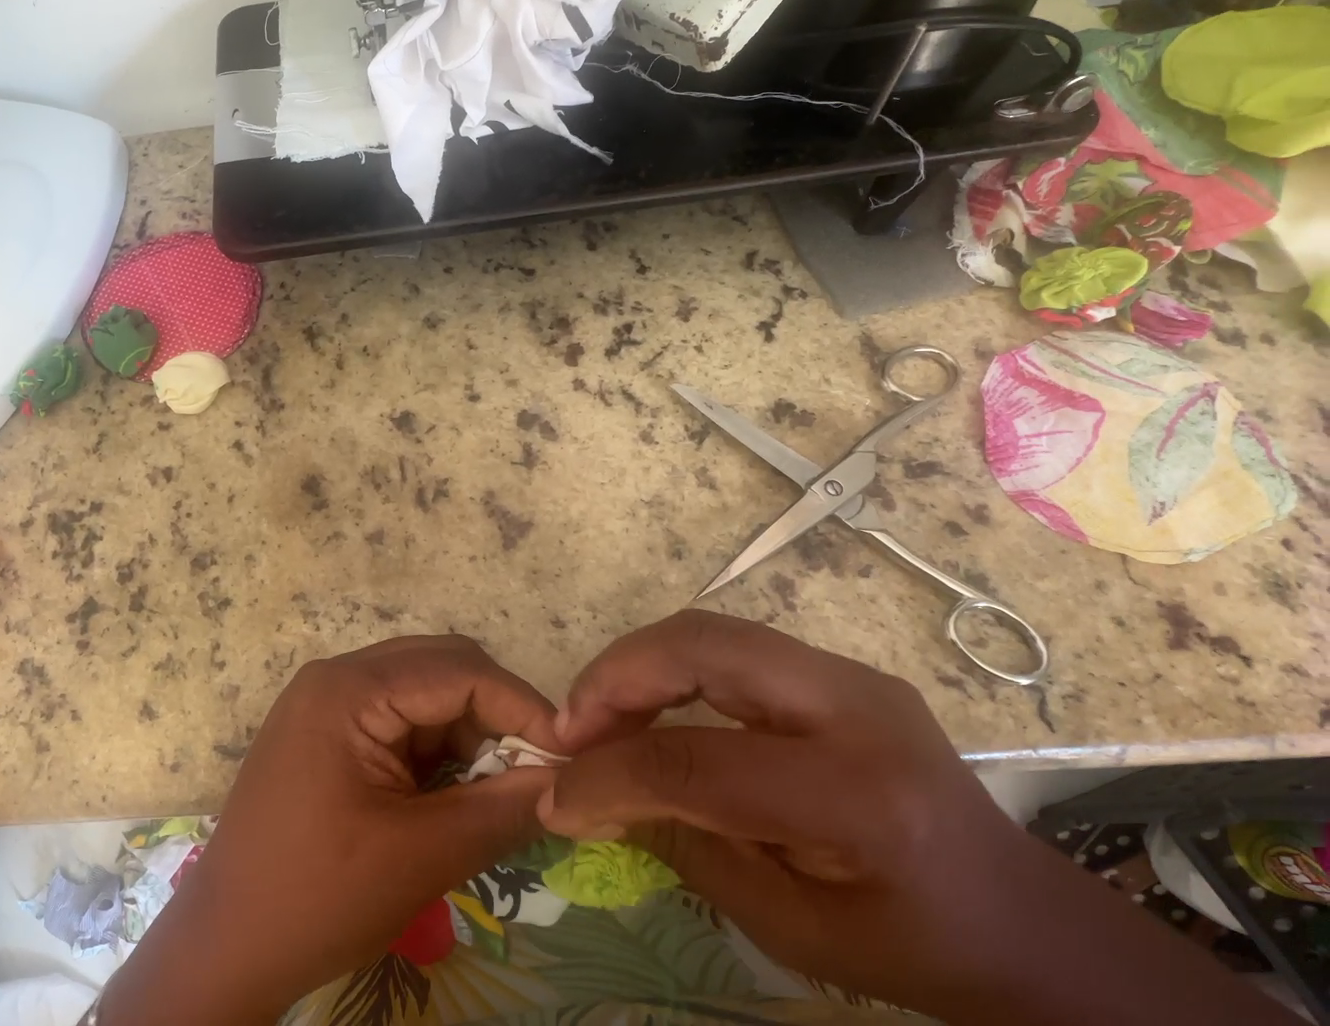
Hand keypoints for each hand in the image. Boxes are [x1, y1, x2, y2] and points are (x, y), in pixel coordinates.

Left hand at [102, 636, 560, 1025]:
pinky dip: (437, 751)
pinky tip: (452, 795)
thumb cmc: (318, 897)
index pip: (460, 671)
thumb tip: (571, 779)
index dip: (523, 709)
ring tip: (494, 795)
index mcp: (348, 690)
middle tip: (533, 776)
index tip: (569, 759)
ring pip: (425, 695)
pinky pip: (399, 722)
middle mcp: (335, 680)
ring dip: (469, 736)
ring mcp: (325, 706)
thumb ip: (504, 808)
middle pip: (442, 670)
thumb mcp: (422, 855)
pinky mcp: (326, 736)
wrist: (226, 947)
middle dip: (496, 718)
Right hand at [539, 610, 1291, 1025]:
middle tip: (568, 729)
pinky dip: (670, 669)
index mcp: (856, 795)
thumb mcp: (787, 927)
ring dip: (636, 666)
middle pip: (704, 646)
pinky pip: (731, 648)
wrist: (1018, 916)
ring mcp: (852, 675)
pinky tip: (648, 712)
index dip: (608, 776)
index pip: (698, 763)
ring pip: (711, 631)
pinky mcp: (838, 670)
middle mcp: (856, 708)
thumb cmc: (906, 943)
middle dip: (615, 678)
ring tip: (595, 719)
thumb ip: (682, 845)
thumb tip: (584, 798)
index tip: (555, 799)